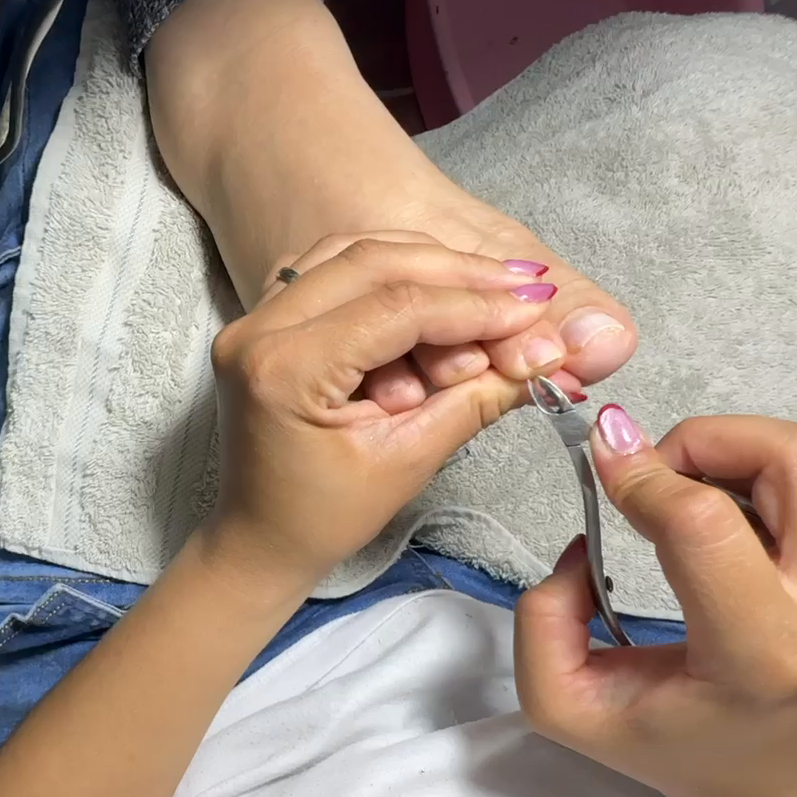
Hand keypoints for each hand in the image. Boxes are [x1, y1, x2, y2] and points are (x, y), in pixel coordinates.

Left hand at [204, 238, 553, 585]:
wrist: (259, 540)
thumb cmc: (323, 516)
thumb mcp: (407, 460)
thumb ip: (476, 398)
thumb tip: (546, 352)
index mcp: (284, 370)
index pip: (396, 308)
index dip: (474, 306)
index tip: (534, 311)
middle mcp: (254, 332)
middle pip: (371, 262)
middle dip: (455, 274)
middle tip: (521, 291)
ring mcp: (249, 323)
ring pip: (348, 256)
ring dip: (420, 269)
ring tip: (483, 296)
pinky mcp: (258, 325)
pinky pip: (326, 275)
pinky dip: (382, 281)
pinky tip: (428, 301)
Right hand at [513, 412, 796, 796]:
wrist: (785, 781)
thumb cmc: (666, 743)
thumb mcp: (561, 702)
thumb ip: (543, 617)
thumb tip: (587, 534)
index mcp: (761, 657)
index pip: (705, 524)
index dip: (643, 475)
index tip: (601, 456)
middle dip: (708, 440)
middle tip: (657, 474)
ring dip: (747, 447)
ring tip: (697, 488)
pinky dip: (780, 469)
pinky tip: (742, 510)